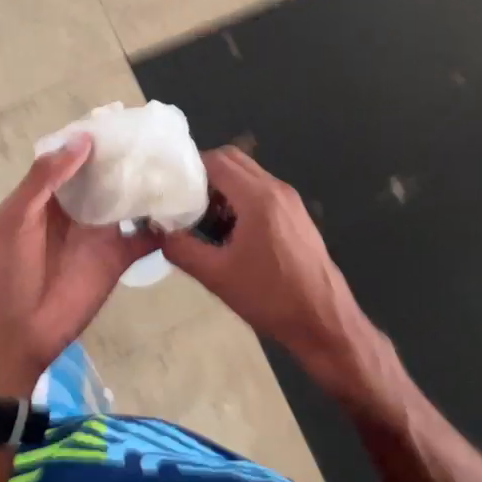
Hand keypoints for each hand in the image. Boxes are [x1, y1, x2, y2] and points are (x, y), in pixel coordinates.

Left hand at [0, 134, 158, 396]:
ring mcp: (101, 232)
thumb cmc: (7, 271)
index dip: (98, 136)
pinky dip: (163, 226)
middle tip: (164, 135)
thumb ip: (44, 179)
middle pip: (108, 174)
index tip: (126, 116)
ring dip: (150, 185)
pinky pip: (145, 239)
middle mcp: (79, 207)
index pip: (77, 155)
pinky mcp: (118, 259)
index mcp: (51, 193)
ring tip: (179, 164)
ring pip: (130, 201)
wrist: (15, 334)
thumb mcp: (16, 218)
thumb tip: (84, 139)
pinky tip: (184, 211)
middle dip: (131, 156)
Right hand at [162, 147, 391, 402]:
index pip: (217, 161)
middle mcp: (277, 188)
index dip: (190, 171)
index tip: (171, 191)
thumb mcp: (217, 276)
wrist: (323, 320)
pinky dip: (242, 200)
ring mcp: (290, 200)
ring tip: (205, 223)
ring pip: (248, 176)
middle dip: (206, 177)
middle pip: (234, 161)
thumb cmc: (270, 298)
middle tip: (185, 205)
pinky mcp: (296, 214)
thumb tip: (158, 231)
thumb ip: (182, 248)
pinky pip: (262, 191)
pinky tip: (231, 235)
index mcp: (258, 197)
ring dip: (224, 189)